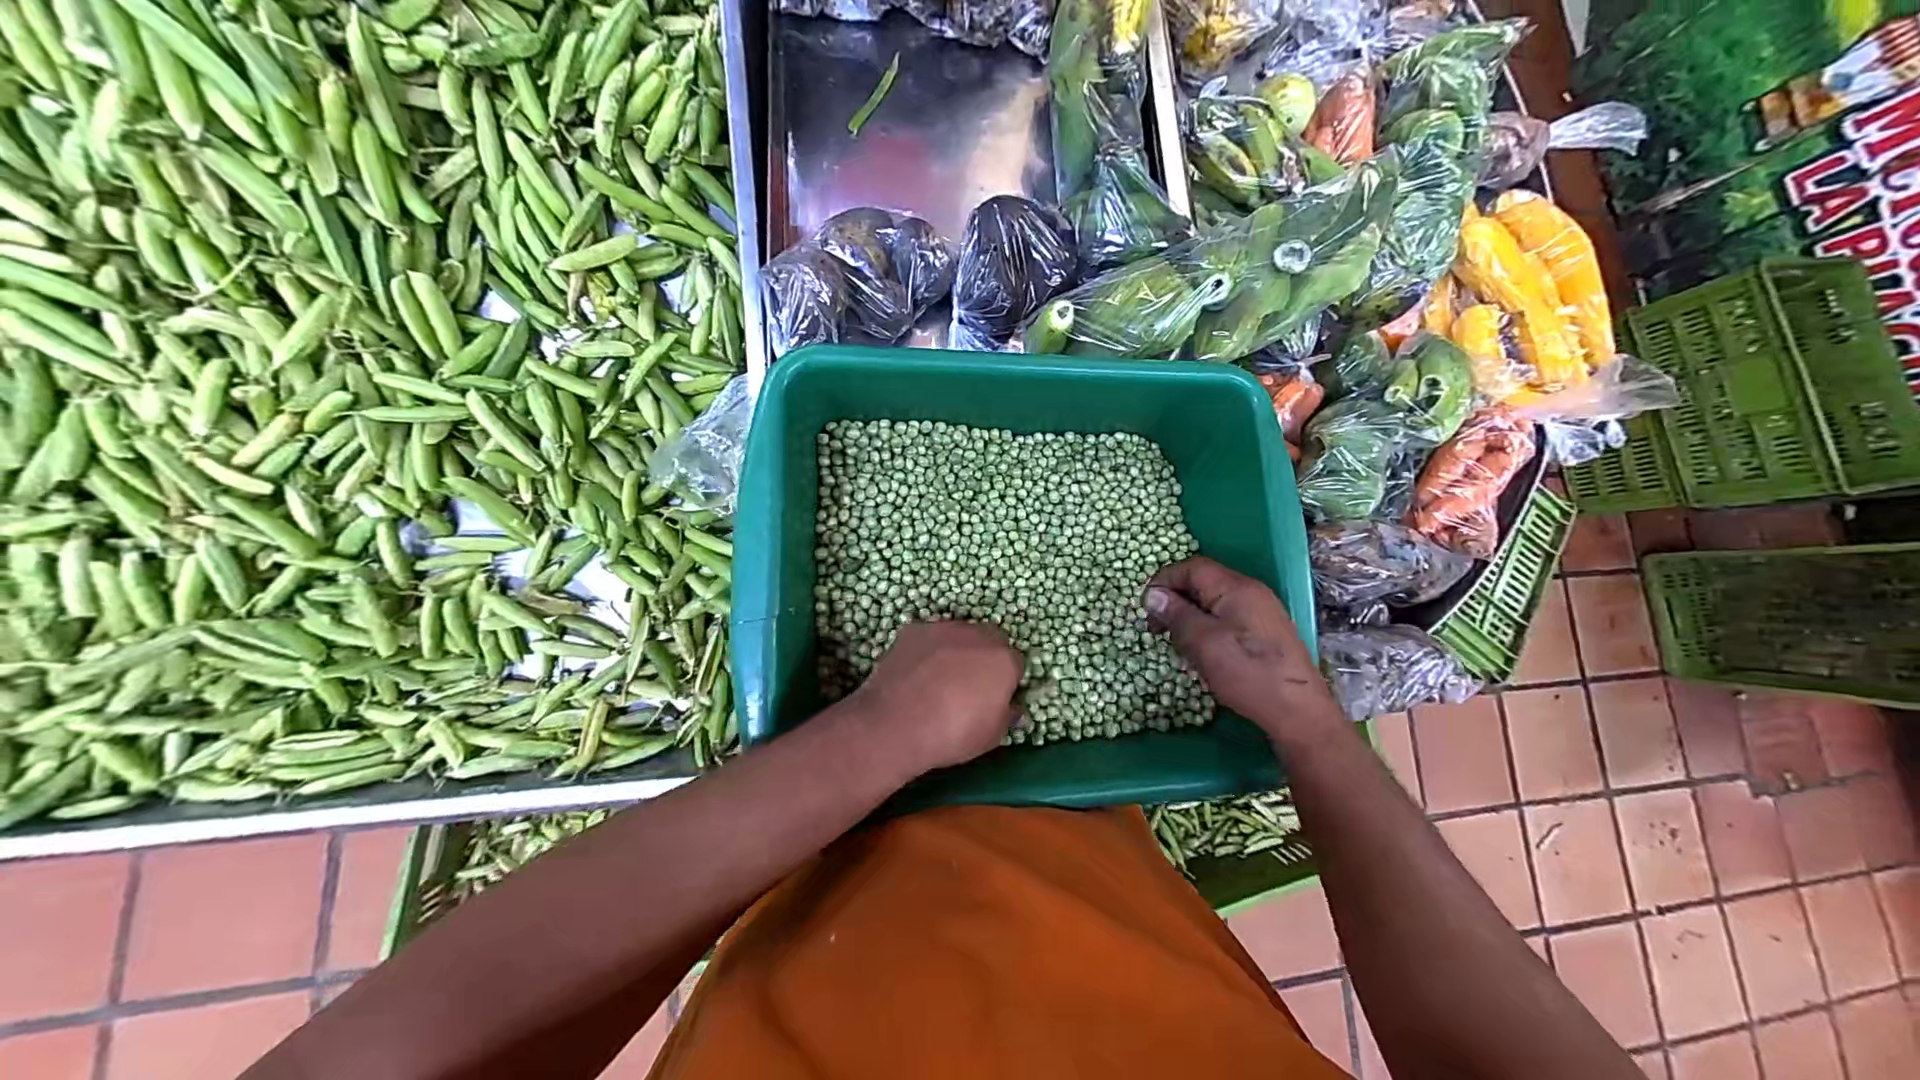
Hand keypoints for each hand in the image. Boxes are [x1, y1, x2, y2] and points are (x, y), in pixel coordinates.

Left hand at [847, 621, 1024, 774]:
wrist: (897, 723)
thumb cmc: (953, 733)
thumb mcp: (992, 736)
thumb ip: (1008, 715)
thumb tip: (1015, 707)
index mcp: (1004, 659)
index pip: (1016, 664)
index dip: (1006, 681)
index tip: (994, 698)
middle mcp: (977, 635)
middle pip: (990, 640)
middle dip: (985, 658)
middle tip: (970, 685)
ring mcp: (944, 628)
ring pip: (959, 634)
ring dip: (957, 650)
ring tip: (940, 679)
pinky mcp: (914, 630)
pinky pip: (930, 637)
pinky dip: (928, 650)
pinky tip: (917, 672)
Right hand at [1145, 556, 1343, 743]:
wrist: (1298, 711)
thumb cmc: (1247, 674)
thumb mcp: (1203, 642)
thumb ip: (1176, 614)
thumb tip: (1153, 595)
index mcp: (1236, 588)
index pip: (1192, 567)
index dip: (1163, 581)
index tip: (1145, 608)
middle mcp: (1251, 592)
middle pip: (1203, 581)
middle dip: (1174, 600)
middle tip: (1157, 629)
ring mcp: (1261, 611)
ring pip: (1213, 601)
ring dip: (1189, 615)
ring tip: (1177, 642)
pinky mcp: (1265, 630)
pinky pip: (1226, 616)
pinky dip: (1206, 626)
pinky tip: (1202, 650)